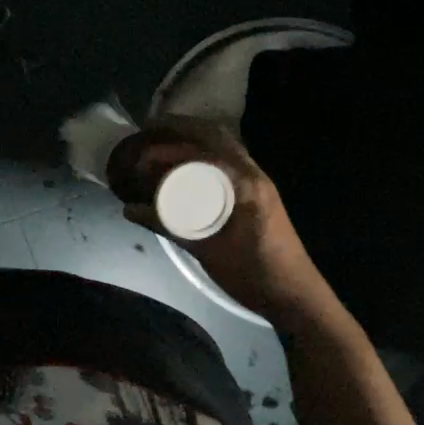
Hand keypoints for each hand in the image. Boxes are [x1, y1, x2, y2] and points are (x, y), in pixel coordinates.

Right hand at [120, 117, 333, 327]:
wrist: (295, 296)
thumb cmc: (253, 274)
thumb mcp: (206, 251)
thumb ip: (167, 226)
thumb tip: (129, 208)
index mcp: (245, 184)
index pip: (200, 152)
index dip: (166, 150)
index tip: (140, 157)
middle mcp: (253, 174)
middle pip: (214, 135)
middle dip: (180, 127)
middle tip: (148, 130)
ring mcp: (258, 180)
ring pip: (224, 143)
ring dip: (194, 136)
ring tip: (163, 138)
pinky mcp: (258, 191)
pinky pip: (228, 158)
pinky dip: (205, 150)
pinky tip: (186, 161)